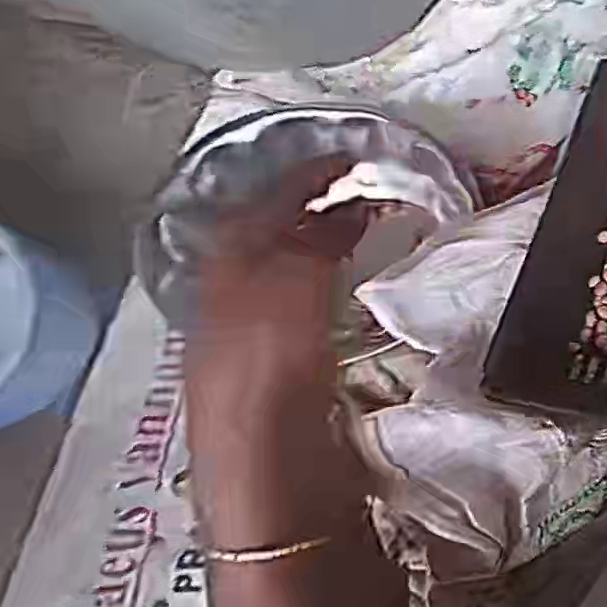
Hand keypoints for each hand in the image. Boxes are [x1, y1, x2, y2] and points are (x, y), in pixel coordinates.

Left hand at [193, 157, 369, 390]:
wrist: (268, 449)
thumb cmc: (271, 365)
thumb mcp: (293, 289)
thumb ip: (318, 243)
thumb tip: (352, 207)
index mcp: (232, 261)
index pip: (272, 200)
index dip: (311, 175)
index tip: (354, 158)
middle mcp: (241, 283)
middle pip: (283, 226)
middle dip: (324, 203)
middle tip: (371, 187)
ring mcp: (265, 317)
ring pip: (300, 258)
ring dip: (335, 237)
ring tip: (374, 225)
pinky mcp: (291, 347)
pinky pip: (317, 290)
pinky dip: (342, 272)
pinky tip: (363, 279)